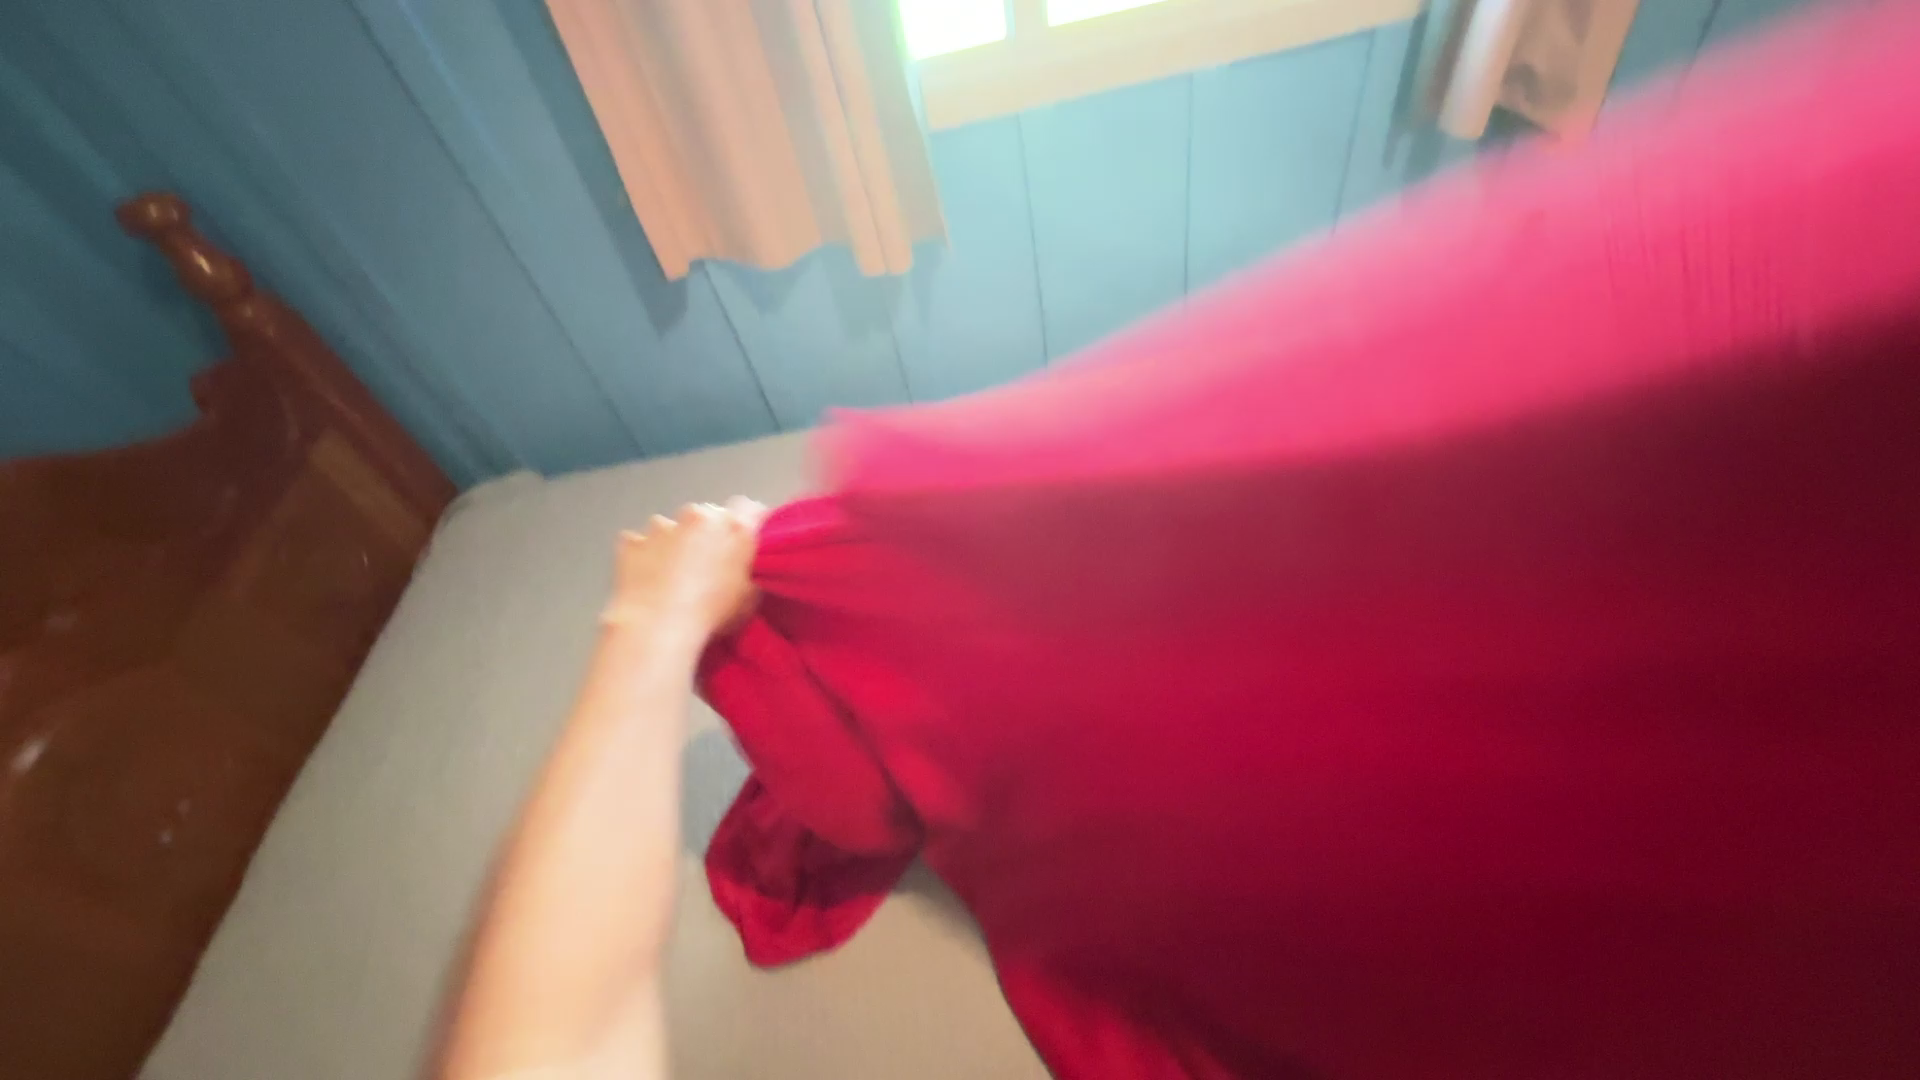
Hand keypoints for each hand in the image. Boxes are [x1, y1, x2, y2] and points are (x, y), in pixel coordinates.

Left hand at [604, 497, 766, 638]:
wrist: (656, 626)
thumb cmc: (712, 613)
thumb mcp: (750, 597)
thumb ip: (749, 570)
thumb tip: (743, 565)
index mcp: (734, 527)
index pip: (749, 508)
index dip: (748, 522)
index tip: (746, 539)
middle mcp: (699, 517)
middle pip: (708, 516)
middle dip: (708, 533)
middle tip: (707, 564)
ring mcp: (661, 526)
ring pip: (671, 526)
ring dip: (674, 542)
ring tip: (671, 574)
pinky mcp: (631, 541)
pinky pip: (640, 543)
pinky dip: (644, 554)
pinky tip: (645, 577)